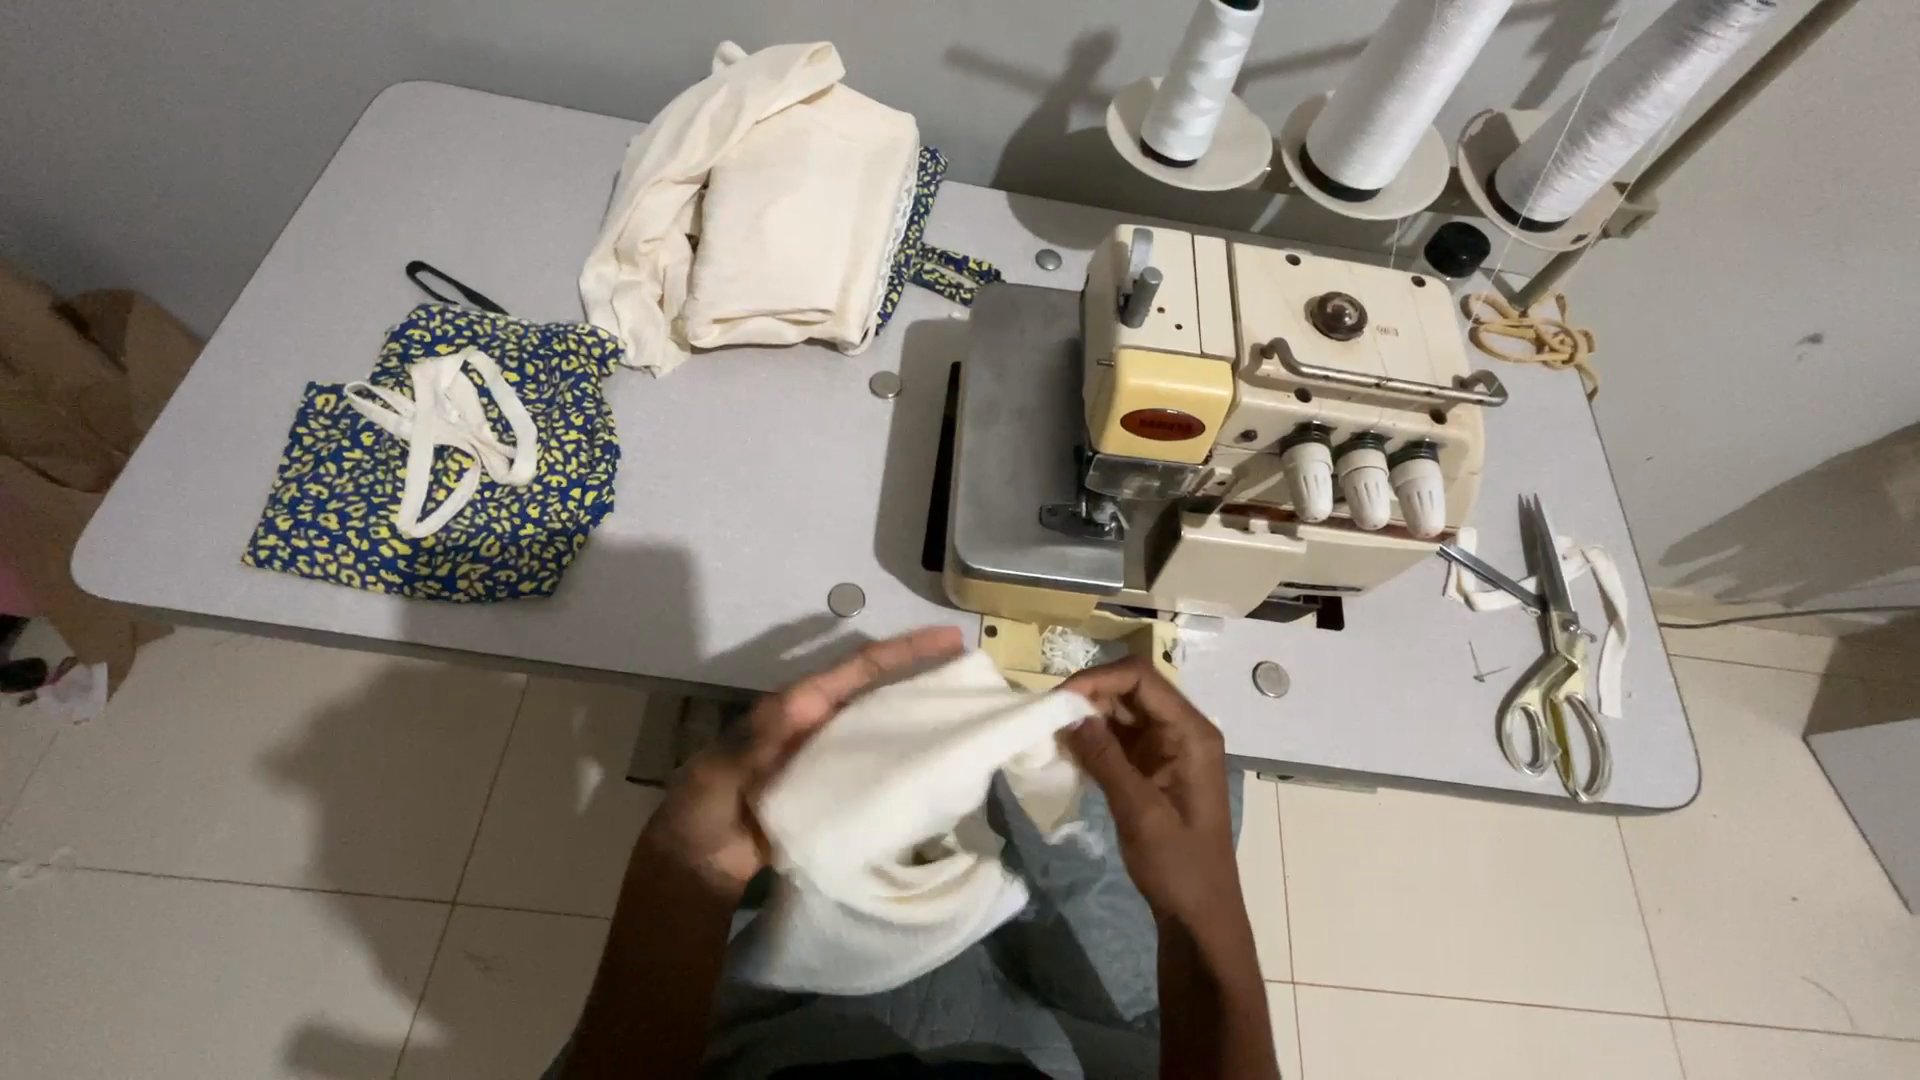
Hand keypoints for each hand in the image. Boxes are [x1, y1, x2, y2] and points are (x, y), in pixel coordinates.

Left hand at [638, 626, 965, 896]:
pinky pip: (878, 769)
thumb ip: (757, 739)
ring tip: (966, 715)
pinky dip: (906, 763)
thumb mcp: (722, 768)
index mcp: (797, 707)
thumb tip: (800, 704)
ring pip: (884, 727)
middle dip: (922, 676)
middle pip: (880, 691)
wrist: (698, 862)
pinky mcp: (837, 791)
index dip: (903, 652)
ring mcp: (831, 758)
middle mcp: (821, 723)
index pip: (858, 669)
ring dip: (920, 717)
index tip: (948, 640)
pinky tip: (936, 769)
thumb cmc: (704, 805)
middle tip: (971, 673)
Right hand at [1060, 656, 1240, 925]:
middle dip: (1088, 695)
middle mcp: (1181, 729)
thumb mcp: (1140, 812)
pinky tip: (1067, 749)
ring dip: (1086, 715)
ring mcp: (1166, 746)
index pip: (1142, 679)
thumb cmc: (1179, 866)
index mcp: (1192, 733)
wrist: (1199, 915)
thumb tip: (1070, 715)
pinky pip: (1116, 736)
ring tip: (1051, 731)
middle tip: (1048, 715)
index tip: (1059, 699)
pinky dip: (1091, 737)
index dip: (1099, 678)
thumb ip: (1106, 759)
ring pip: (1119, 710)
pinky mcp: (1150, 764)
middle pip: (1130, 688)